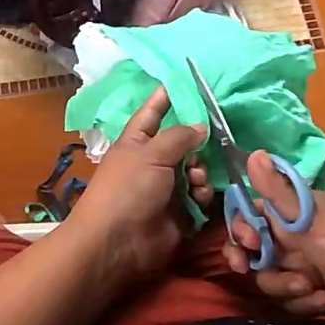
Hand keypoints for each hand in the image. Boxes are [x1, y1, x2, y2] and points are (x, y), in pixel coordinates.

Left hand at [68, 88, 205, 281]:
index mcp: (137, 142)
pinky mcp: (180, 214)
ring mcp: (167, 190)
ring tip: (196, 180)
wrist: (118, 243)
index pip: (153, 113)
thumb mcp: (151, 153)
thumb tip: (201, 126)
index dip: (167, 97)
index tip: (187, 82)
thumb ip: (179, 135)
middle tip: (205, 146)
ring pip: (196, 171)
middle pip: (183, 143)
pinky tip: (199, 197)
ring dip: (201, 172)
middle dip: (198, 144)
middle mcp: (153, 163)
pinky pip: (200, 197)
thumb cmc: (128, 189)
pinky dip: (203, 196)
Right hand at [224, 150, 324, 324]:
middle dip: (252, 262)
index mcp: (299, 212)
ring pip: (268, 279)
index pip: (254, 213)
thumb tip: (252, 153)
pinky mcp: (311, 296)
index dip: (242, 228)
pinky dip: (304, 304)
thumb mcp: (320, 222)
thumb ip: (281, 196)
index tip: (250, 242)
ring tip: (313, 288)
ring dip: (285, 286)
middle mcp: (298, 238)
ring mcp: (304, 268)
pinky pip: (288, 301)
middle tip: (248, 269)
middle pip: (254, 250)